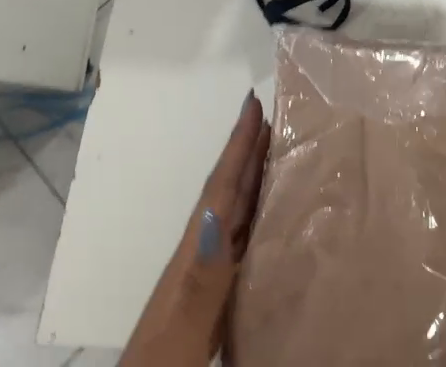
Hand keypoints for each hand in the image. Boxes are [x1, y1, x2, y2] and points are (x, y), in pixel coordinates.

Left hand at [120, 91, 269, 366]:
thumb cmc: (166, 355)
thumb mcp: (187, 318)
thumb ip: (203, 270)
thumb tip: (215, 213)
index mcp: (197, 251)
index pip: (220, 188)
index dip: (237, 145)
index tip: (253, 103)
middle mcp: (203, 254)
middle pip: (229, 192)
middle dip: (248, 150)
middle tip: (273, 112)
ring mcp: (209, 274)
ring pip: (237, 213)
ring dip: (254, 178)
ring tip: (278, 149)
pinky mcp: (219, 296)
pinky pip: (244, 240)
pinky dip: (259, 216)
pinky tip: (273, 217)